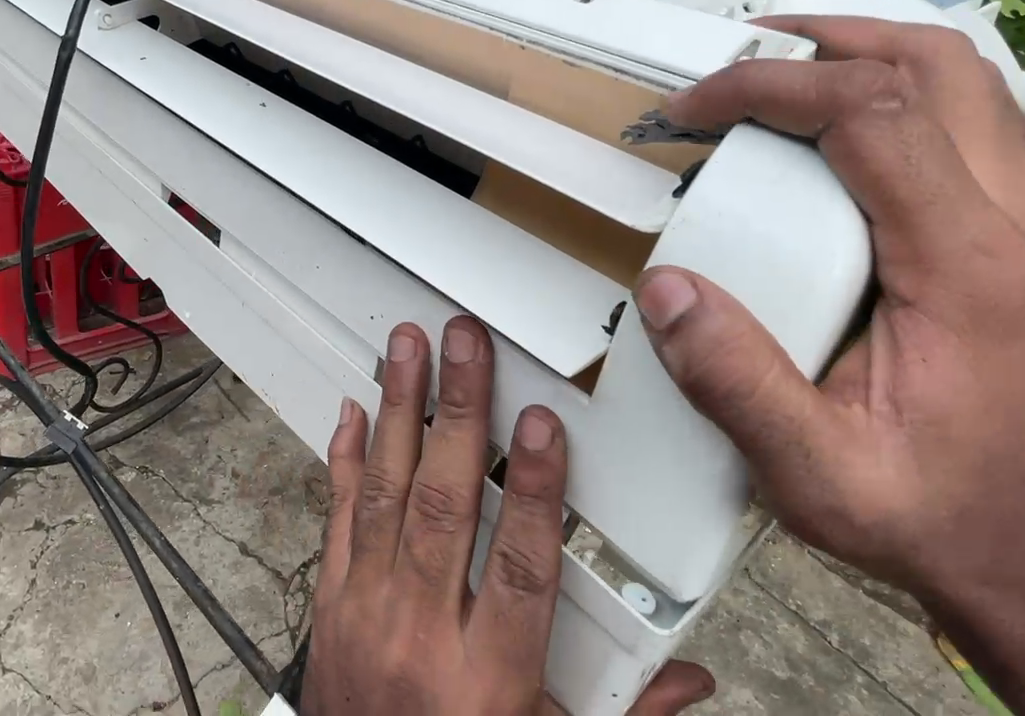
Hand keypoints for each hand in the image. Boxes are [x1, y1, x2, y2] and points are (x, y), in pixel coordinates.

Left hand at [303, 317, 714, 715]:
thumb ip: (625, 714)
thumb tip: (693, 680)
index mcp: (488, 678)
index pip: (517, 564)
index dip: (531, 487)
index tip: (541, 423)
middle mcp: (420, 631)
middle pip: (442, 501)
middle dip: (457, 411)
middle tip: (464, 345)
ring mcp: (367, 608)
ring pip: (385, 491)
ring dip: (398, 411)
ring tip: (407, 350)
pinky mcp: (332, 600)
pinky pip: (338, 516)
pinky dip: (345, 458)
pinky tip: (353, 410)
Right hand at [634, 15, 1024, 713]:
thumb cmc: (934, 515)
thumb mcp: (814, 474)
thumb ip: (734, 381)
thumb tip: (665, 289)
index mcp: (965, 267)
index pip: (870, 113)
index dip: (767, 87)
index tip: (691, 109)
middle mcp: (1017, 225)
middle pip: (934, 66)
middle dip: (820, 41)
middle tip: (732, 61)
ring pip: (972, 80)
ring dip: (872, 52)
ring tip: (785, 69)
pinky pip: (990, 124)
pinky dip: (921, 93)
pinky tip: (863, 126)